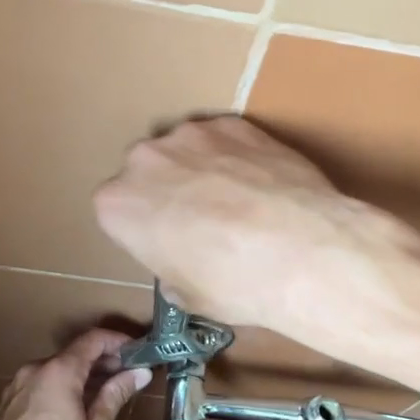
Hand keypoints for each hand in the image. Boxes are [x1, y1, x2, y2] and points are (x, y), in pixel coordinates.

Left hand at [0, 329, 151, 419]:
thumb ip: (115, 395)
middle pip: (73, 354)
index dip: (117, 341)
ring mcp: (16, 387)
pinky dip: (62, 387)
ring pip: (55, 370)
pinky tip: (76, 407)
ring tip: (106, 392)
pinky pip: (40, 385)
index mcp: (58, 372)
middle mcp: (33, 371)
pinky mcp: (7, 405)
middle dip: (102, 361)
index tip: (137, 350)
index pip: (92, 340)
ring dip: (82, 376)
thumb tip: (140, 373)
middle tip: (128, 374)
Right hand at [93, 116, 393, 330]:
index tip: (169, 245)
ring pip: (186, 151)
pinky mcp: (234, 122)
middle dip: (169, 193)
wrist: (302, 250)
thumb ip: (169, 270)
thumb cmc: (234, 283)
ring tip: (240, 204)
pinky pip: (225, 139)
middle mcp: (144, 160)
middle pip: (148, 174)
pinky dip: (237, 157)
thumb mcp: (187, 297)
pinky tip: (262, 185)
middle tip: (204, 224)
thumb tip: (182, 264)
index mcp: (116, 205)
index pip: (117, 213)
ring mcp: (190, 134)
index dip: (144, 230)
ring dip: (201, 170)